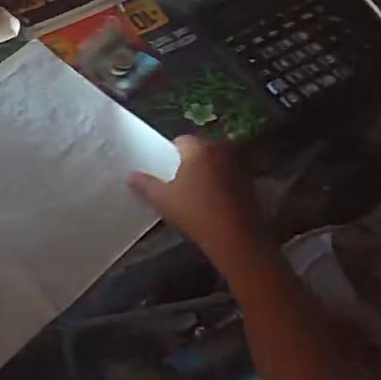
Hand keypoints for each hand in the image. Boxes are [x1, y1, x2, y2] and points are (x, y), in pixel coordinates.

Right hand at [127, 136, 268, 264]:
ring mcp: (239, 166)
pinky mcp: (250, 182)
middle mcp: (222, 150)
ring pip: (215, 163)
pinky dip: (219, 184)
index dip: (169, 154)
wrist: (235, 238)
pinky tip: (212, 202)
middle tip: (176, 181)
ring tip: (193, 193)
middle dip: (189, 162)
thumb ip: (145, 184)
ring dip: (206, 173)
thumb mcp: (162, 200)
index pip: (180, 141)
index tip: (164, 170)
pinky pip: (228, 176)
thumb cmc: (195, 213)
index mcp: (199, 148)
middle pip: (199, 150)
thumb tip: (130, 176)